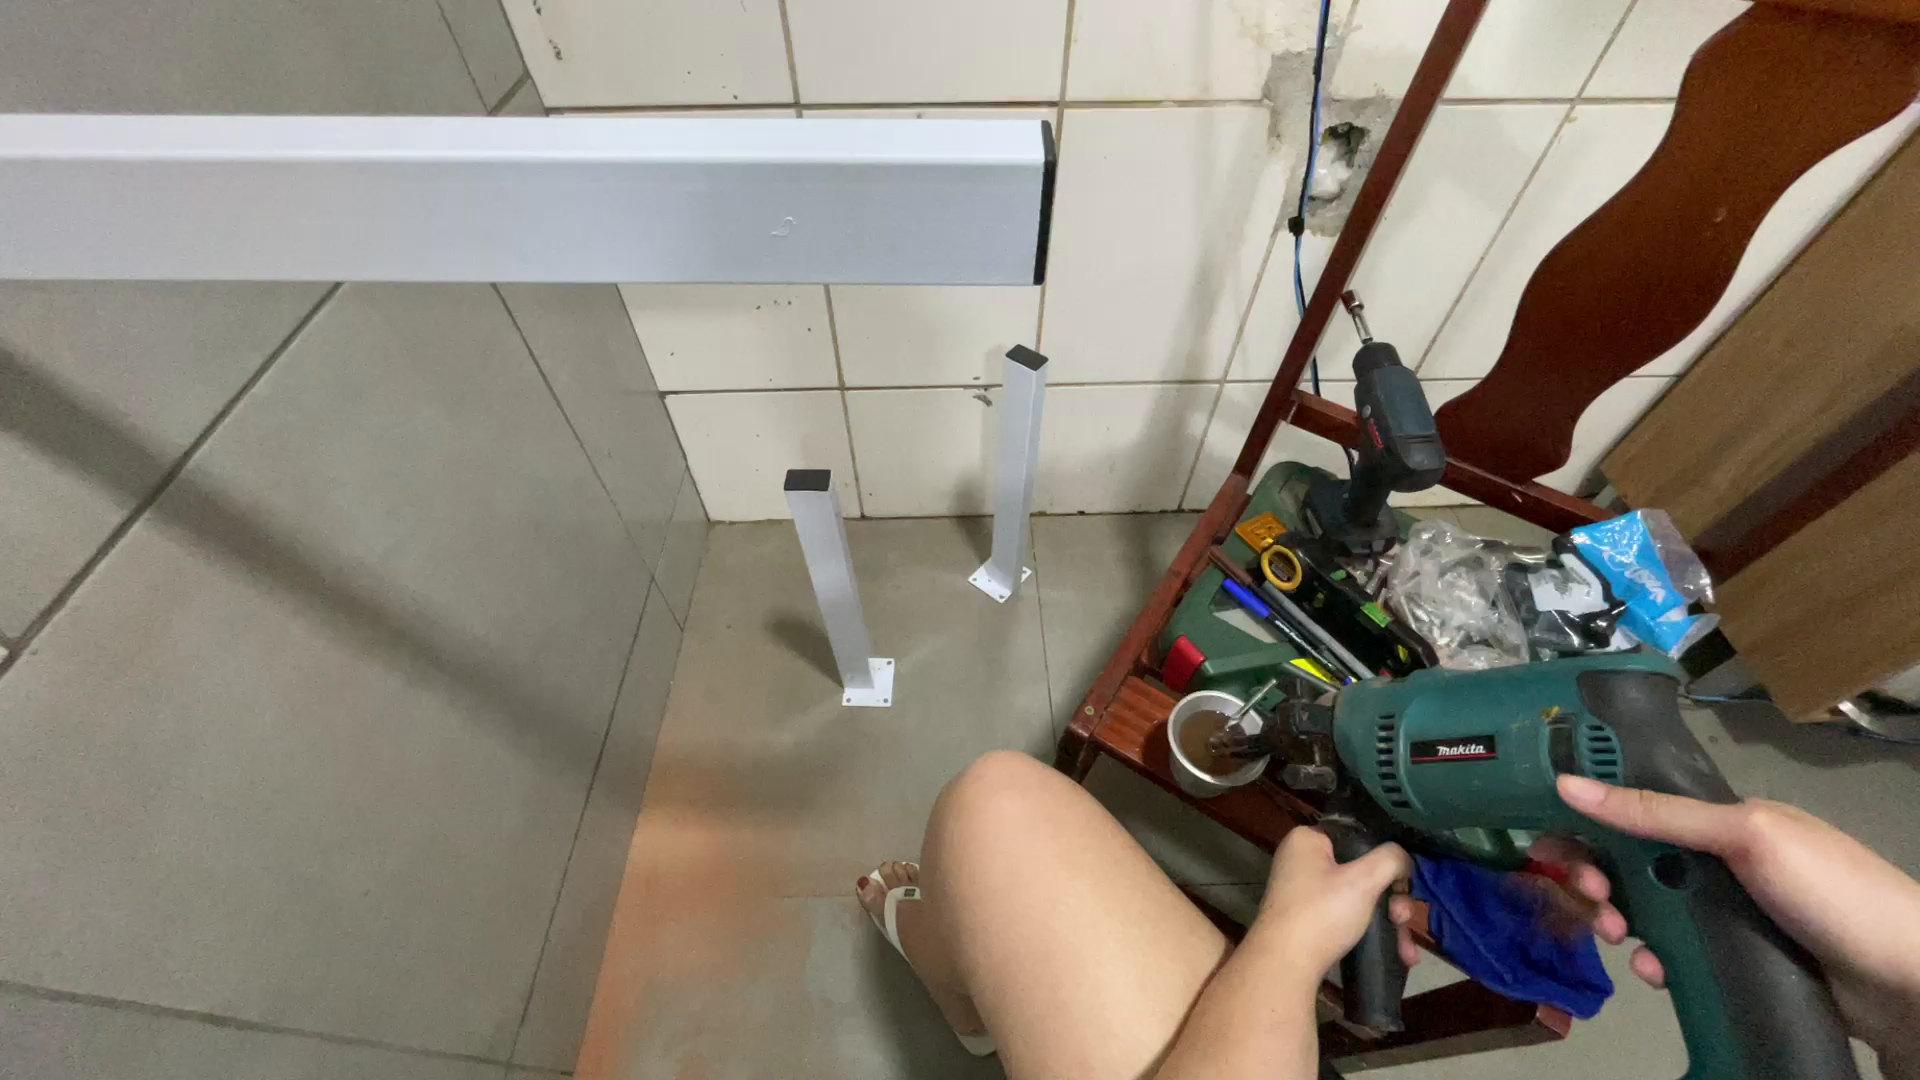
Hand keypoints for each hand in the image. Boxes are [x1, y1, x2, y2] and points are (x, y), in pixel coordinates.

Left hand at [1253, 826, 1419, 978]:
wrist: (1287, 961)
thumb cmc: (1322, 912)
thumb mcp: (1362, 881)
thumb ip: (1389, 860)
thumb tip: (1402, 857)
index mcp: (1307, 839)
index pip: (1357, 838)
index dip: (1385, 861)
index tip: (1403, 886)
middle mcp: (1303, 859)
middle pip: (1362, 872)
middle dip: (1391, 900)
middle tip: (1402, 920)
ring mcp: (1305, 888)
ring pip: (1359, 897)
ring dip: (1387, 922)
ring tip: (1406, 950)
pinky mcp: (1310, 914)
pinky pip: (1348, 914)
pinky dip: (1371, 931)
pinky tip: (1399, 954)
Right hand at [1536, 774, 1919, 1061]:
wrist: (1916, 989)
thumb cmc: (1832, 894)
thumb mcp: (1744, 835)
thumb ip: (1654, 811)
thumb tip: (1566, 783)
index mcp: (1715, 822)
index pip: (1629, 809)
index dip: (1583, 820)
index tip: (1548, 838)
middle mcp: (1711, 862)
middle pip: (1624, 862)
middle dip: (1592, 875)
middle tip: (1588, 892)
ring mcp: (1720, 912)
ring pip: (1640, 908)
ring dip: (1614, 918)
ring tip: (1616, 935)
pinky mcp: (1728, 956)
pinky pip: (1669, 951)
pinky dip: (1651, 959)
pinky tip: (1652, 969)